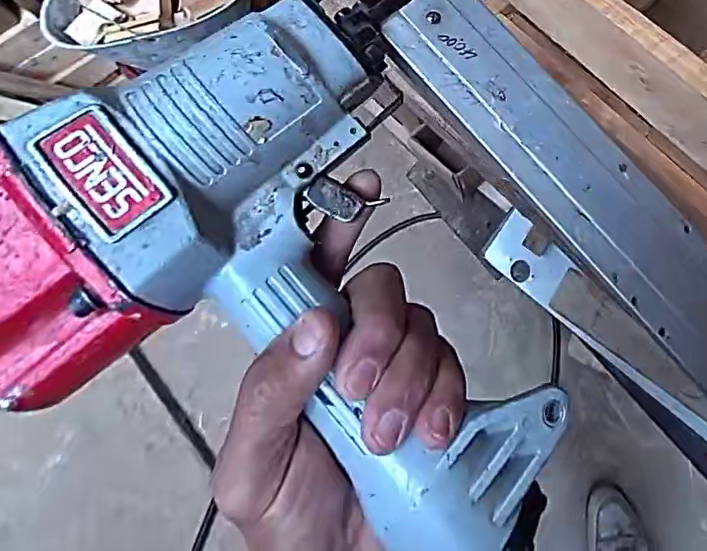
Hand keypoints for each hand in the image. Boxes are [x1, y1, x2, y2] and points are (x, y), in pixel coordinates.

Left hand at [213, 171, 465, 550]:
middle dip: (376, 331)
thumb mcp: (252, 467)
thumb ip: (269, 395)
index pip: (317, 267)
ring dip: (405, 379)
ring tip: (384, 433)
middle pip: (380, 288)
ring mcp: (401, 363)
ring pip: (420, 326)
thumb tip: (311, 325)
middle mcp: (355, 343)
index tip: (357, 190)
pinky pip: (454, 365)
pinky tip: (426, 431)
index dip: (337, 220)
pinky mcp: (439, 387)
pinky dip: (443, 397)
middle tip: (359, 384)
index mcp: (303, 348)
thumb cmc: (290, 517)